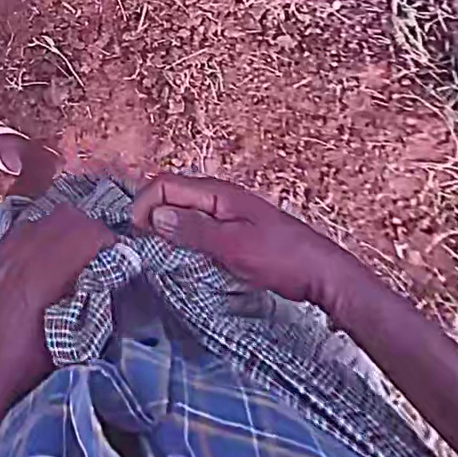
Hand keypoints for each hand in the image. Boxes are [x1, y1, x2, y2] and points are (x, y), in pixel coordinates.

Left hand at [0, 205, 114, 399]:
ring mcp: (4, 253)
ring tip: (81, 252)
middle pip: (69, 217)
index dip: (109, 241)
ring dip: (72, 229)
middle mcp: (19, 259)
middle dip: (93, 231)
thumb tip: (120, 267)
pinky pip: (31, 224)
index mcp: (38, 280)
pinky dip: (48, 232)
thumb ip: (95, 298)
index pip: (85, 234)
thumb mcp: (75, 339)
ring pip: (50, 217)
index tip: (120, 255)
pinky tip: (53, 254)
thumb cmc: (36, 365)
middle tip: (104, 252)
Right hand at [130, 173, 369, 313]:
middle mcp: (219, 195)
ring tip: (155, 249)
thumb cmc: (281, 257)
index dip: (144, 203)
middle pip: (171, 192)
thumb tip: (156, 215)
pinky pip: (196, 222)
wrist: (322, 273)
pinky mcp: (232, 228)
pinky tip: (181, 252)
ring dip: (164, 223)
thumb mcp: (233, 246)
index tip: (135, 232)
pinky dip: (181, 232)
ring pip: (183, 208)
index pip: (165, 183)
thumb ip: (194, 229)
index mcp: (217, 192)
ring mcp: (226, 211)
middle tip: (141, 243)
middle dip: (150, 211)